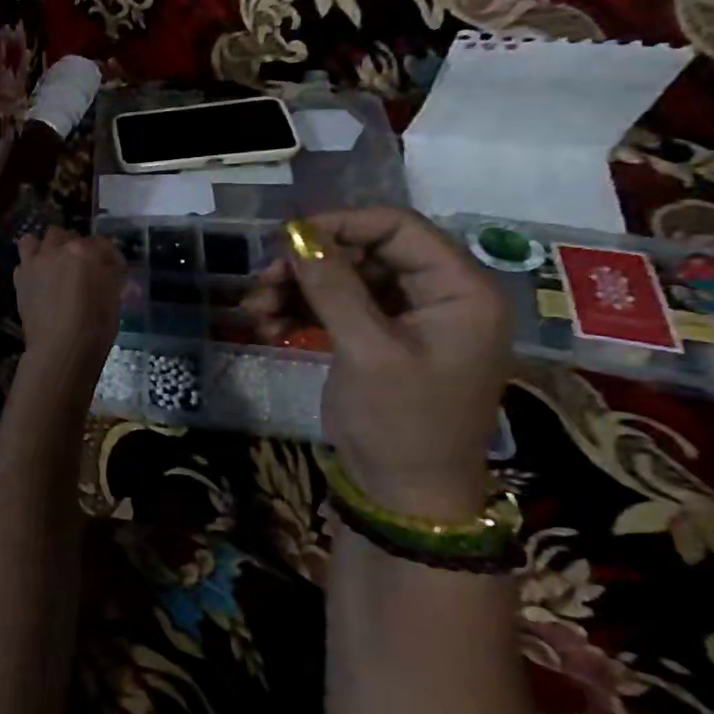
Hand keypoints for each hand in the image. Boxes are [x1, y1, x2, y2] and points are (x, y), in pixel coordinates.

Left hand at [15, 227, 124, 375]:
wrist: (60, 346)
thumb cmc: (95, 325)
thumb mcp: (114, 295)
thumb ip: (110, 273)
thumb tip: (107, 266)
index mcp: (85, 251)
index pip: (102, 243)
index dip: (109, 256)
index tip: (111, 268)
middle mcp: (56, 250)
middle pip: (64, 235)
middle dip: (73, 245)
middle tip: (80, 264)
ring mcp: (34, 263)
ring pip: (34, 240)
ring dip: (44, 247)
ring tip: (52, 263)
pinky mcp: (20, 279)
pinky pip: (23, 262)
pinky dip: (31, 266)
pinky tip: (38, 279)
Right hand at [242, 208, 509, 520]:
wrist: (406, 489)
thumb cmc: (400, 420)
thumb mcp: (367, 351)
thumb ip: (335, 290)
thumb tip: (299, 237)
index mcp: (458, 290)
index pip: (399, 229)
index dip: (339, 225)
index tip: (282, 238)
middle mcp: (438, 295)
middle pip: (365, 254)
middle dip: (308, 265)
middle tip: (260, 283)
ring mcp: (408, 319)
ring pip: (344, 281)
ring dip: (296, 291)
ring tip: (255, 312)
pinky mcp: (380, 340)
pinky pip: (338, 309)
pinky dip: (302, 313)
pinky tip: (269, 328)